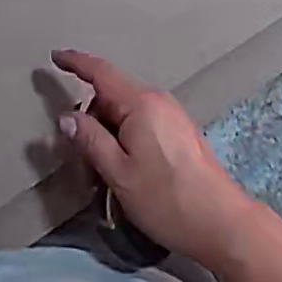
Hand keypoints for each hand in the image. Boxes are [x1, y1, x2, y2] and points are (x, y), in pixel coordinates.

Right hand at [52, 51, 281, 281]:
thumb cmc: (168, 199)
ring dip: (109, 134)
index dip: (75, 62)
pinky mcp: (180, 131)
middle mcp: (157, 99)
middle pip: (111, 96)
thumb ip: (89, 140)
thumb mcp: (118, 173)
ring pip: (126, 112)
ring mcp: (172, 114)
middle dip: (92, 120)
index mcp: (140, 102)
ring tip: (106, 173)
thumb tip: (67, 118)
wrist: (224, 226)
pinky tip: (127, 169)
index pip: (100, 71)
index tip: (56, 56)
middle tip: (83, 160)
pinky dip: (126, 138)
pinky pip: (142, 122)